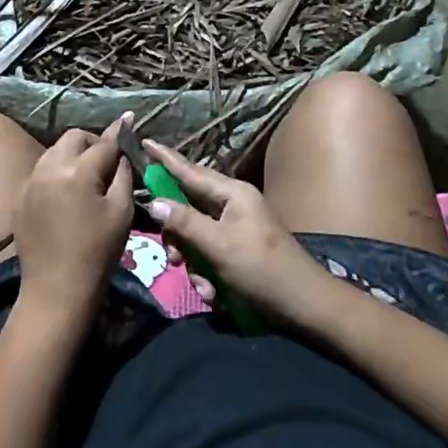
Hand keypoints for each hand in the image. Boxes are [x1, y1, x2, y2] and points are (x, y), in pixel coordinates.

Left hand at [11, 118, 134, 318]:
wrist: (56, 289)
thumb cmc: (97, 252)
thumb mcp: (121, 212)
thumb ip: (123, 174)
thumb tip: (123, 152)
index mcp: (77, 171)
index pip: (104, 143)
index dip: (120, 133)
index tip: (129, 118)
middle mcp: (49, 168)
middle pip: (74, 137)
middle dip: (93, 142)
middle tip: (107, 161)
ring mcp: (30, 181)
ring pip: (54, 151)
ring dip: (72, 154)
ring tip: (87, 175)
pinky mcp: (20, 196)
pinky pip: (41, 170)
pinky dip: (56, 171)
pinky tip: (66, 192)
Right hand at [142, 140, 325, 320]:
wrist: (304, 306)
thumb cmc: (262, 269)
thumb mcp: (218, 245)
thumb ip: (184, 222)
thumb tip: (154, 202)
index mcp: (232, 193)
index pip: (190, 170)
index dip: (165, 158)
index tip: (143, 141)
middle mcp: (232, 205)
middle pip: (186, 209)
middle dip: (178, 239)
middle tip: (174, 260)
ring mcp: (234, 228)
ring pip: (194, 237)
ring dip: (194, 264)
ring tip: (205, 288)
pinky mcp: (236, 250)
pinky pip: (208, 255)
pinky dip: (206, 275)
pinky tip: (214, 294)